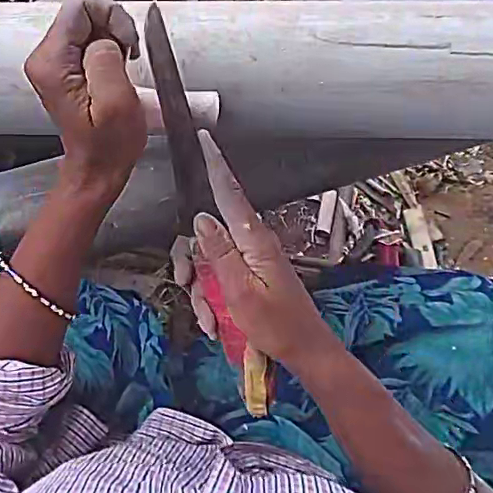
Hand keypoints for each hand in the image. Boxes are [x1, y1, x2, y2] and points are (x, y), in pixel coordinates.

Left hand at [24, 0, 146, 199]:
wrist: (98, 168)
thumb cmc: (107, 145)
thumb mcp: (116, 102)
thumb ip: (107, 57)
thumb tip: (106, 37)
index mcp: (51, 63)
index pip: (80, 7)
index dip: (112, 19)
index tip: (124, 46)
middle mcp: (45, 59)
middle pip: (84, 13)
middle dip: (114, 30)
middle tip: (125, 60)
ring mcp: (54, 63)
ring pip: (90, 25)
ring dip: (114, 41)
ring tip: (120, 70)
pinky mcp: (65, 68)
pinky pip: (91, 41)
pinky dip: (110, 51)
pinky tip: (114, 73)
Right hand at [192, 130, 345, 372]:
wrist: (305, 352)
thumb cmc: (277, 326)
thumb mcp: (239, 292)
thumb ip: (218, 253)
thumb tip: (201, 218)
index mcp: (253, 240)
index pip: (229, 193)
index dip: (216, 165)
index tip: (205, 140)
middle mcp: (252, 243)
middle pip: (207, 234)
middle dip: (192, 263)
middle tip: (187, 284)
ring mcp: (251, 259)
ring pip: (208, 260)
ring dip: (202, 289)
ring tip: (212, 317)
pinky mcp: (250, 273)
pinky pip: (219, 276)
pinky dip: (212, 297)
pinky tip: (217, 319)